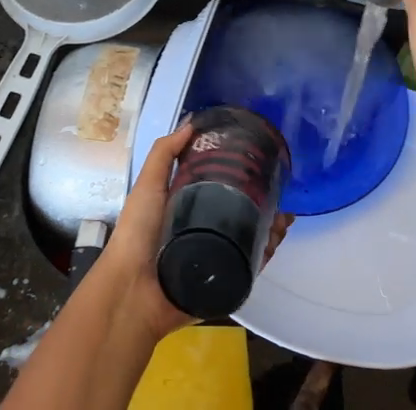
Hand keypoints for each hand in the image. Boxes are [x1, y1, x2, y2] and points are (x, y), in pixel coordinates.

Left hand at [102, 124, 297, 339]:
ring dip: (269, 228)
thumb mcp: (148, 185)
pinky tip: (274, 241)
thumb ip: (164, 154)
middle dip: (263, 206)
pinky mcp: (222, 281)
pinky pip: (249, 266)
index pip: (220, 190)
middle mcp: (202, 231)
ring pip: (249, 239)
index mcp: (185, 208)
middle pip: (240, 215)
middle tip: (279, 198)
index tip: (260, 167)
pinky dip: (265, 254)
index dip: (240, 179)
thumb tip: (191, 122)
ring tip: (281, 220)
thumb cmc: (138, 233)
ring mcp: (214, 257)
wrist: (134, 292)